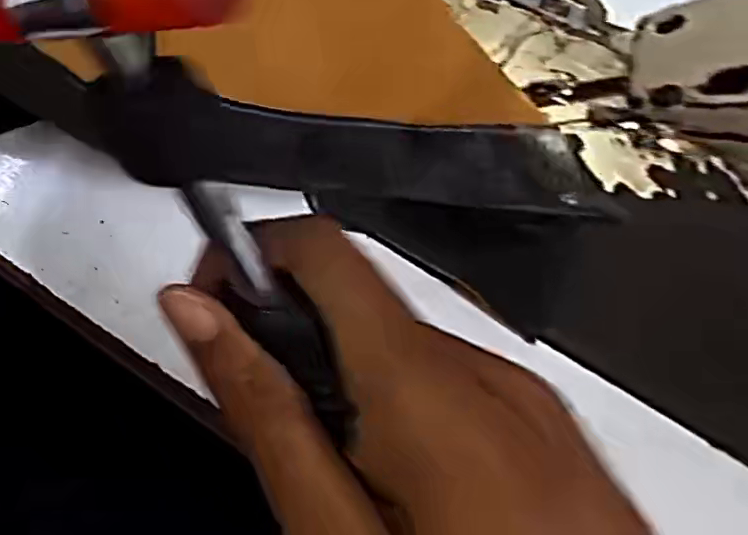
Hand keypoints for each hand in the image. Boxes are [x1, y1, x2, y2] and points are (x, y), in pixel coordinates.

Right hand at [159, 217, 649, 534]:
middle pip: (343, 295)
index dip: (242, 255)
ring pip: (386, 339)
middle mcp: (491, 379)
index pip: (313, 242)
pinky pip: (442, 377)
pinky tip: (398, 483)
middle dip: (281, 334)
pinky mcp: (560, 441)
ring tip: (335, 465)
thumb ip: (257, 402)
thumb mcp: (333, 527)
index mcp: (428, 385)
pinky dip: (392, 400)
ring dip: (334, 372)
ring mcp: (536, 410)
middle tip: (266, 414)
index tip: (211, 303)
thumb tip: (188, 304)